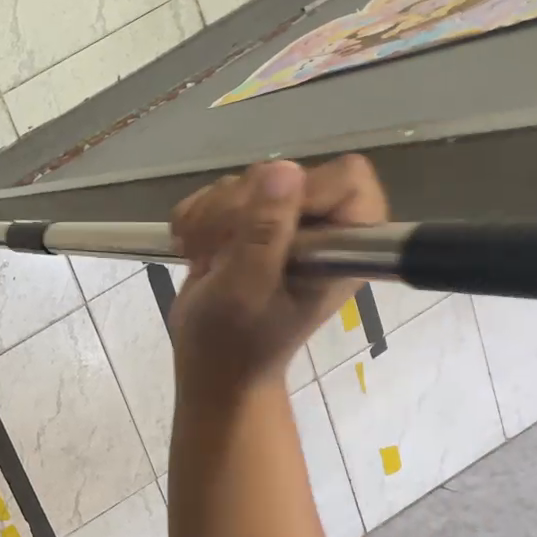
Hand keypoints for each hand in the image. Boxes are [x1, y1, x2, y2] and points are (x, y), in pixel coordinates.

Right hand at [168, 155, 388, 397]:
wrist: (209, 367)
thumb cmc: (235, 342)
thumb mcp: (247, 291)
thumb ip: (265, 233)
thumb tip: (282, 169)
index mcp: (346, 244)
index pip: (344, 178)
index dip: (299, 192)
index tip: (259, 228)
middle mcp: (319, 226)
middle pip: (282, 176)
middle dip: (236, 210)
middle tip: (216, 252)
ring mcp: (279, 224)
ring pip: (243, 183)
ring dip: (209, 218)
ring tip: (202, 258)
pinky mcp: (243, 225)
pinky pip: (216, 194)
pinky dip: (194, 218)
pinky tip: (191, 250)